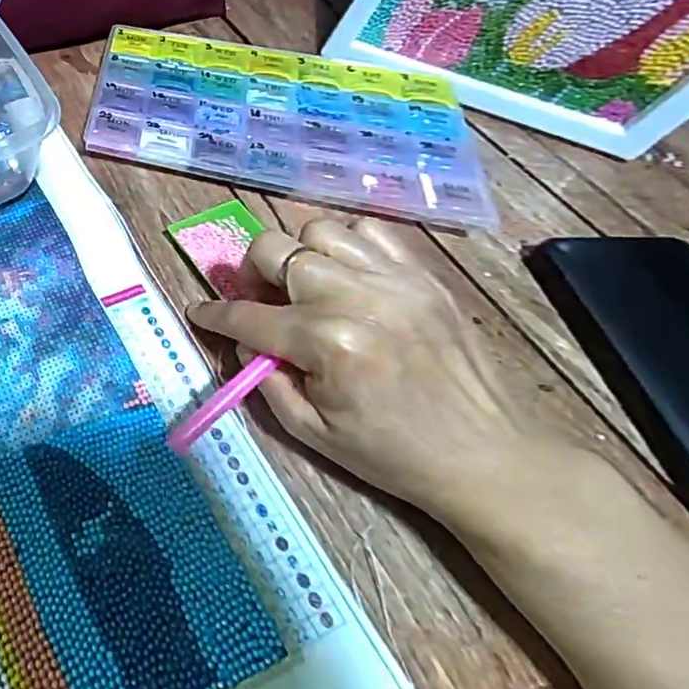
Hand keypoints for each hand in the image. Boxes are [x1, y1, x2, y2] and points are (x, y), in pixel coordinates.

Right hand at [187, 217, 561, 521]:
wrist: (489, 458)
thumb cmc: (392, 453)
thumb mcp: (311, 431)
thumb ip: (263, 379)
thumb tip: (245, 338)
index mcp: (327, 342)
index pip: (248, 315)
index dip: (214, 314)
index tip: (199, 311)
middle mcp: (356, 297)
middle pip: (274, 250)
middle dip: (253, 274)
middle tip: (261, 300)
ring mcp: (394, 279)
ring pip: (317, 230)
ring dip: (299, 255)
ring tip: (305, 286)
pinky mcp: (423, 275)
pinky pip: (369, 231)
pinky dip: (346, 246)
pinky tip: (347, 276)